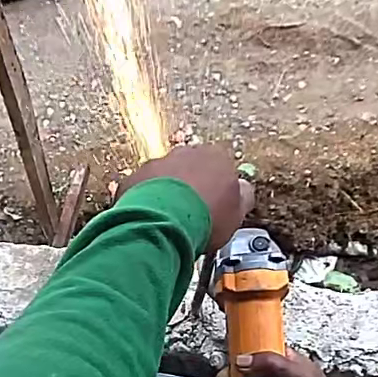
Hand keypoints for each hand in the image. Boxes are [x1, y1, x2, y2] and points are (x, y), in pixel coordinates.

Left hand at [119, 145, 255, 254]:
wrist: (164, 222)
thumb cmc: (204, 217)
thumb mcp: (237, 213)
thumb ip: (243, 198)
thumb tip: (243, 192)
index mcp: (216, 157)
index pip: (220, 171)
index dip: (217, 192)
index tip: (213, 210)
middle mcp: (185, 154)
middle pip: (190, 172)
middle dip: (189, 190)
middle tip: (190, 217)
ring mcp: (157, 164)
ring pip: (163, 180)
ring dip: (166, 196)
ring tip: (168, 223)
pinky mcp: (134, 179)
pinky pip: (140, 191)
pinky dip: (143, 204)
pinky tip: (149, 222)